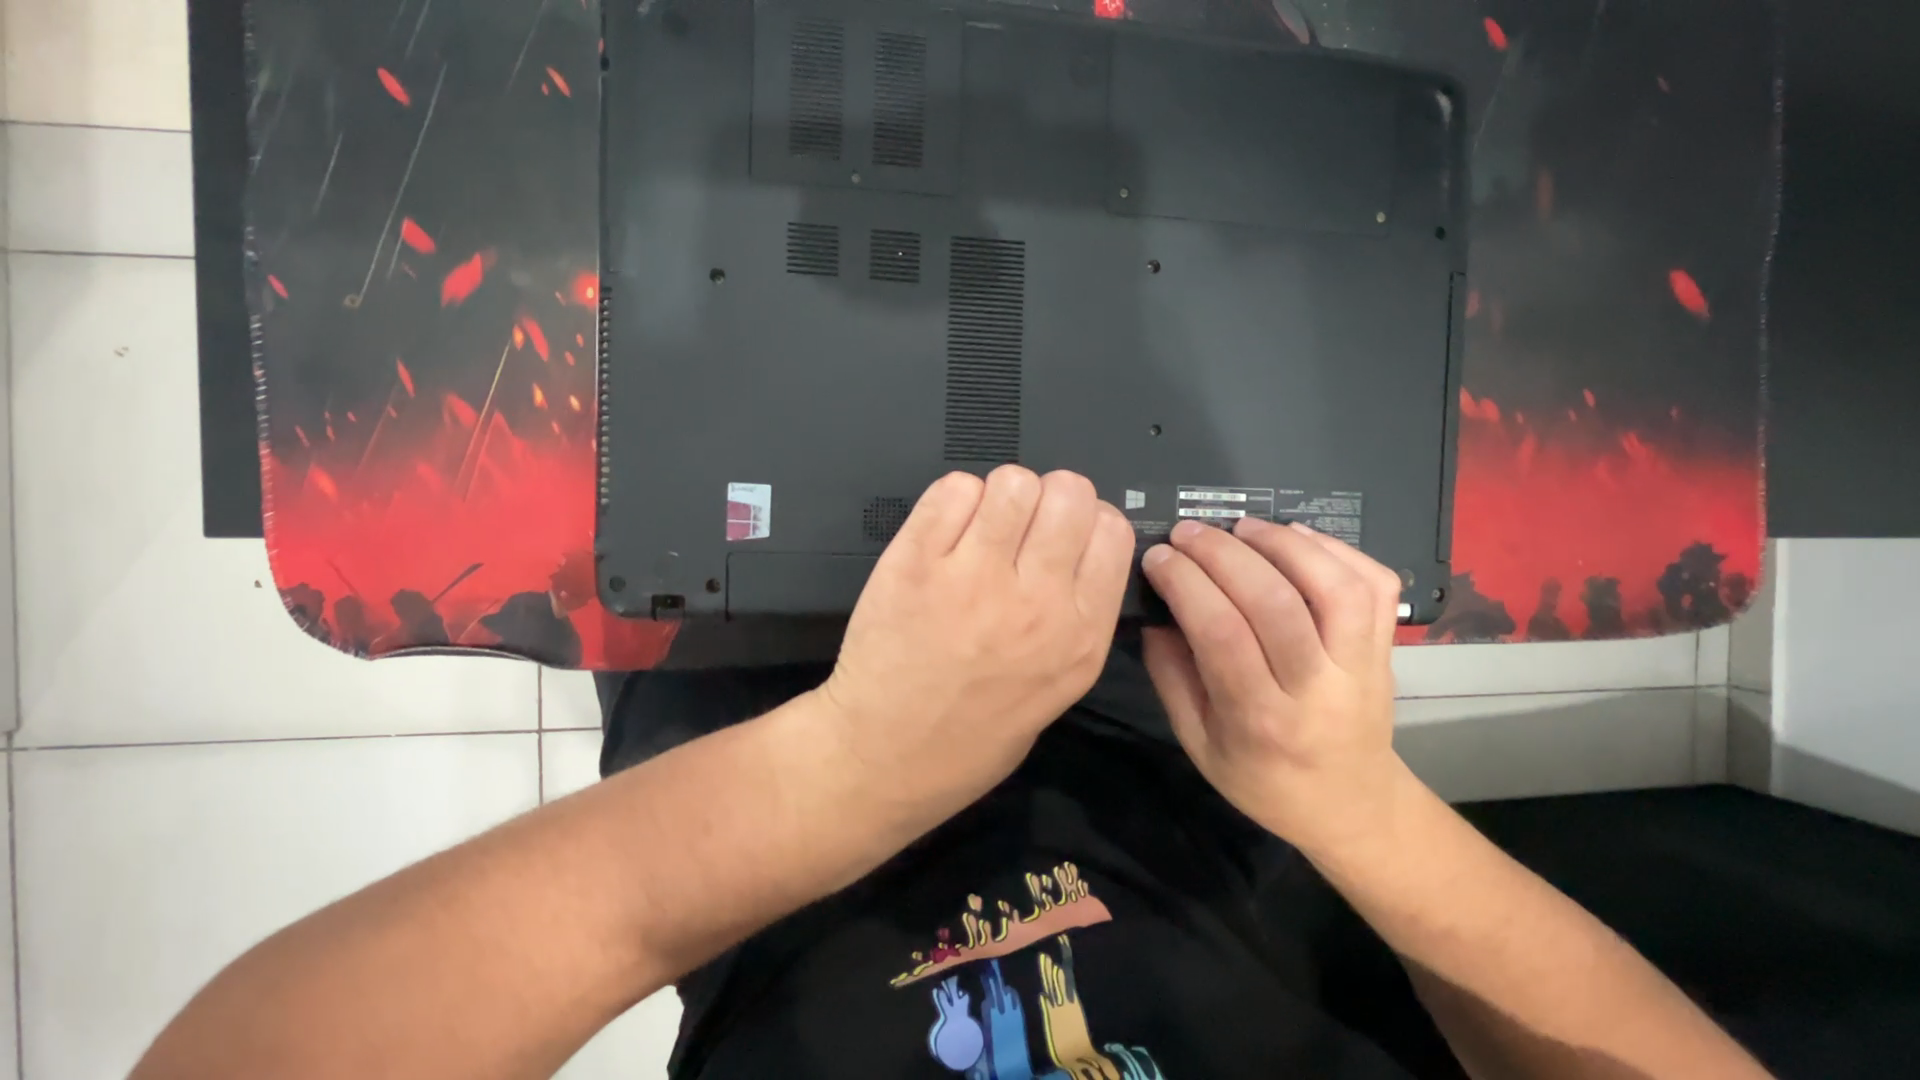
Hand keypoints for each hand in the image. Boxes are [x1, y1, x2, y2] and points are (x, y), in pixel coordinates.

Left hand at [819, 466, 1134, 823]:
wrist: (883, 758)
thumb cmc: (971, 736)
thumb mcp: (1057, 689)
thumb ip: (1074, 617)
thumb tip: (1075, 550)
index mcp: (1081, 636)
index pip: (1113, 529)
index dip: (1088, 520)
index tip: (1063, 532)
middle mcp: (1038, 601)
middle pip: (1069, 492)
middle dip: (1048, 498)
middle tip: (1019, 528)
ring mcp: (974, 578)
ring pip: (1013, 482)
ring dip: (999, 497)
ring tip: (978, 531)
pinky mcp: (916, 563)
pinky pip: (953, 489)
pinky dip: (952, 501)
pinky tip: (943, 534)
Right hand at [1139, 517, 1406, 854]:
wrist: (1351, 805)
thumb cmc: (1263, 781)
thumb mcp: (1198, 744)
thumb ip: (1171, 676)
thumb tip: (1155, 611)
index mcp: (1259, 720)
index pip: (1222, 634)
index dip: (1186, 583)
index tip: (1158, 557)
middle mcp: (1316, 689)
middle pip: (1274, 603)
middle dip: (1223, 554)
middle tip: (1188, 532)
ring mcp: (1361, 666)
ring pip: (1334, 587)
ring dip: (1283, 544)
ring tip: (1242, 527)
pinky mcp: (1387, 650)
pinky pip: (1375, 586)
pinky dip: (1337, 549)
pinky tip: (1295, 537)